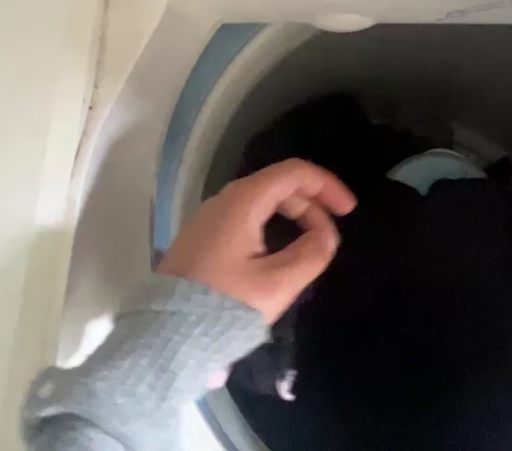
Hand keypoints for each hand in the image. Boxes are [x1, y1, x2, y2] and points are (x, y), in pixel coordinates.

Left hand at [157, 158, 357, 320]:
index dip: (327, 185)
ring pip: (261, 202)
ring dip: (292, 216)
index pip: (294, 173)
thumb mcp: (276, 286)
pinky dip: (271, 225)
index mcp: (243, 200)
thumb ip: (311, 254)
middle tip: (332, 234)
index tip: (349, 210)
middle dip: (311, 204)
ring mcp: (209, 218)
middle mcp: (224, 199)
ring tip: (310, 245)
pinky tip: (279, 252)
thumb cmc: (223, 307)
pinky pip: (245, 217)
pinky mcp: (201, 238)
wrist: (161, 339)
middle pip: (278, 185)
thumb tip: (327, 234)